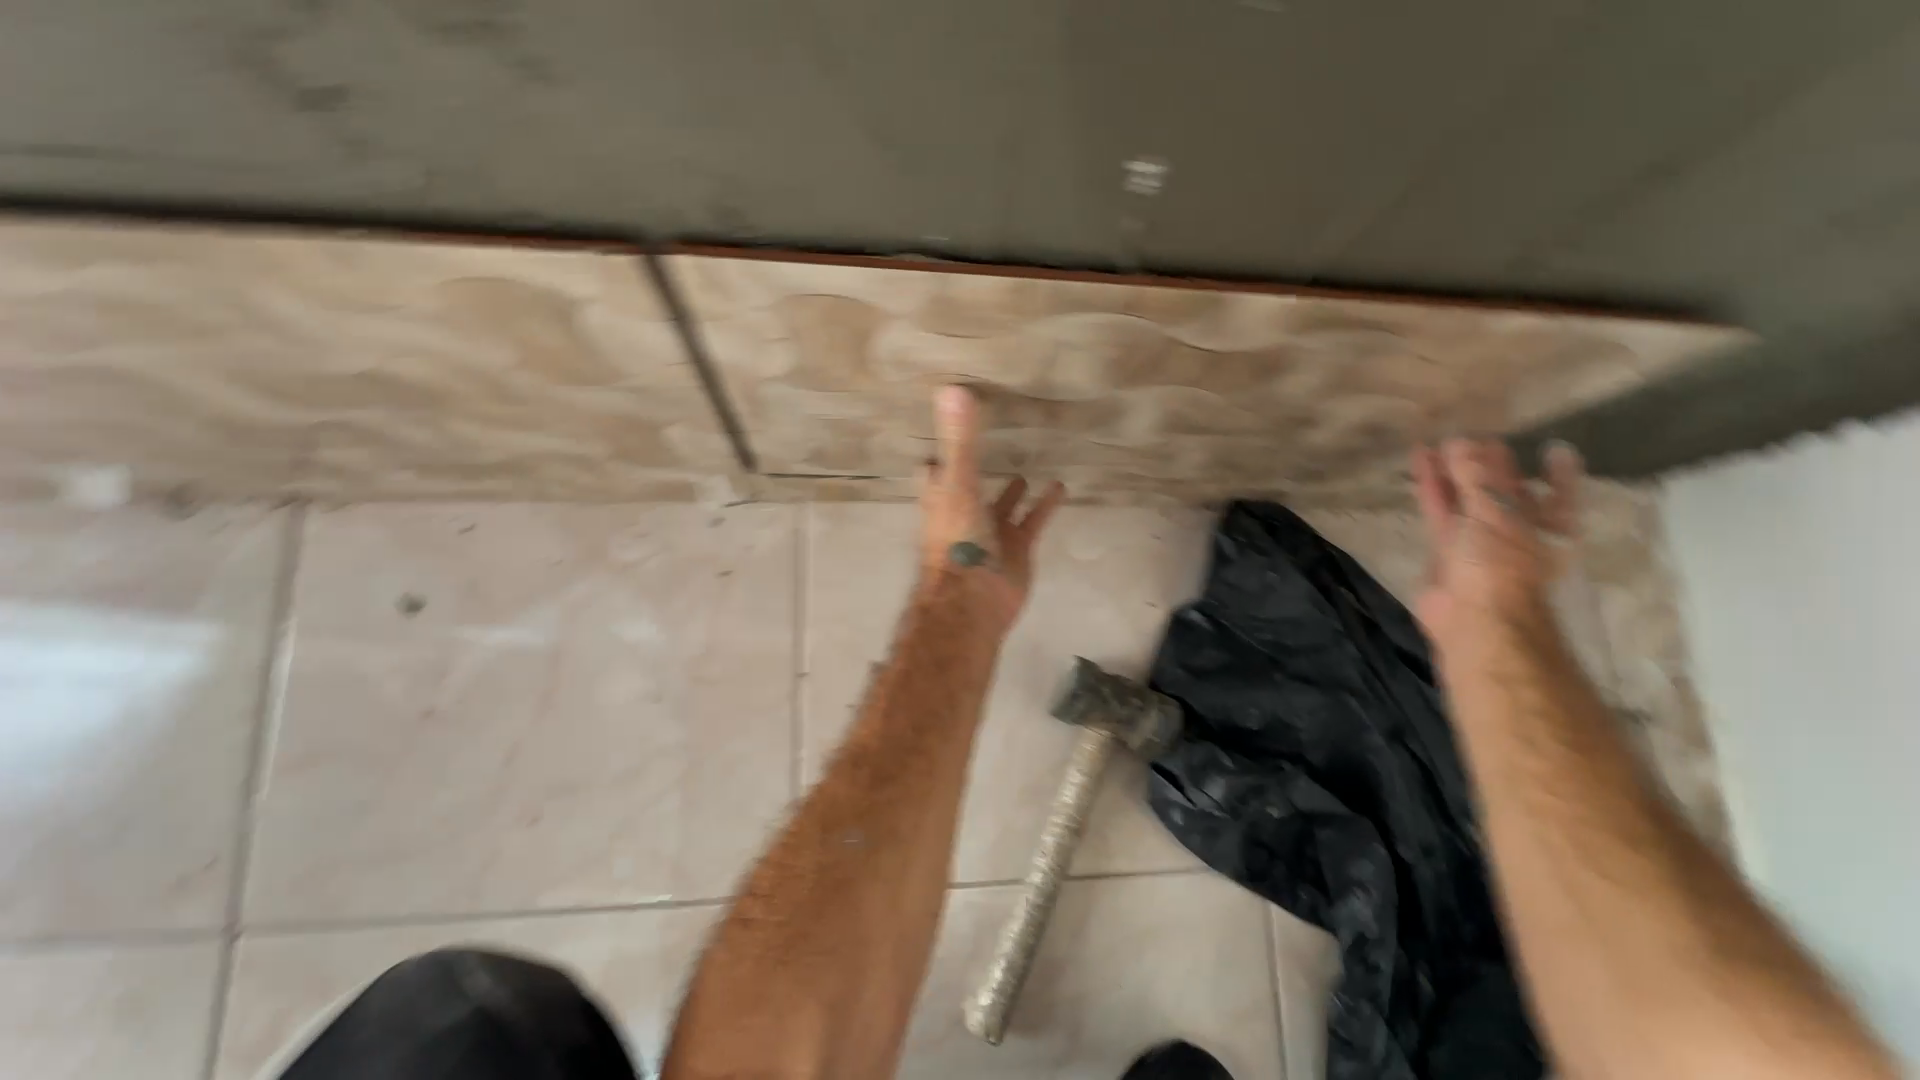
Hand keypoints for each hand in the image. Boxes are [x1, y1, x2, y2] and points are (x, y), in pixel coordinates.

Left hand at [918, 386, 1065, 629]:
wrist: (974, 600)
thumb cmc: (957, 540)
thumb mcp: (958, 483)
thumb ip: (959, 440)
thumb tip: (951, 388)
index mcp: (941, 498)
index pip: (934, 469)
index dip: (939, 450)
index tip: (950, 424)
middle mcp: (963, 512)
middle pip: (968, 484)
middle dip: (976, 464)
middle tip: (994, 433)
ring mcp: (991, 531)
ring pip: (1003, 502)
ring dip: (1013, 485)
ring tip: (1030, 455)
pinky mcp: (1017, 548)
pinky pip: (1033, 520)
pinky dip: (1046, 504)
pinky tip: (1061, 484)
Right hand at [1410, 437, 1582, 648]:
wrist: (1472, 619)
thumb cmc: (1500, 565)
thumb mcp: (1494, 514)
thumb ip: (1476, 477)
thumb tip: (1460, 442)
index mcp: (1547, 526)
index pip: (1560, 494)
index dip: (1558, 473)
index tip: (1554, 449)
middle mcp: (1516, 532)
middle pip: (1506, 492)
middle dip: (1492, 468)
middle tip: (1478, 437)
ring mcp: (1479, 542)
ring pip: (1466, 499)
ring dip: (1454, 472)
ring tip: (1440, 443)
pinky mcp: (1445, 550)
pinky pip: (1438, 512)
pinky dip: (1430, 488)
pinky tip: (1421, 465)